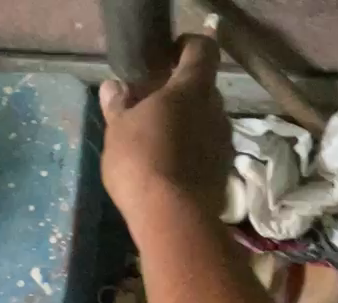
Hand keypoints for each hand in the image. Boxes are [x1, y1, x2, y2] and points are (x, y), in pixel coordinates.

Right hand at [99, 35, 230, 233]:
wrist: (172, 219)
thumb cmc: (141, 163)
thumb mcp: (118, 131)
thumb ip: (118, 106)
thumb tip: (113, 88)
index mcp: (193, 88)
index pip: (202, 50)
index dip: (186, 48)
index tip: (167, 57)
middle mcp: (217, 111)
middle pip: (204, 91)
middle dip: (183, 95)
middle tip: (156, 108)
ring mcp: (224, 145)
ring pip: (208, 125)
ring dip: (189, 128)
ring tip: (162, 145)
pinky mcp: (224, 176)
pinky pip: (209, 155)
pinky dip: (194, 157)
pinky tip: (173, 172)